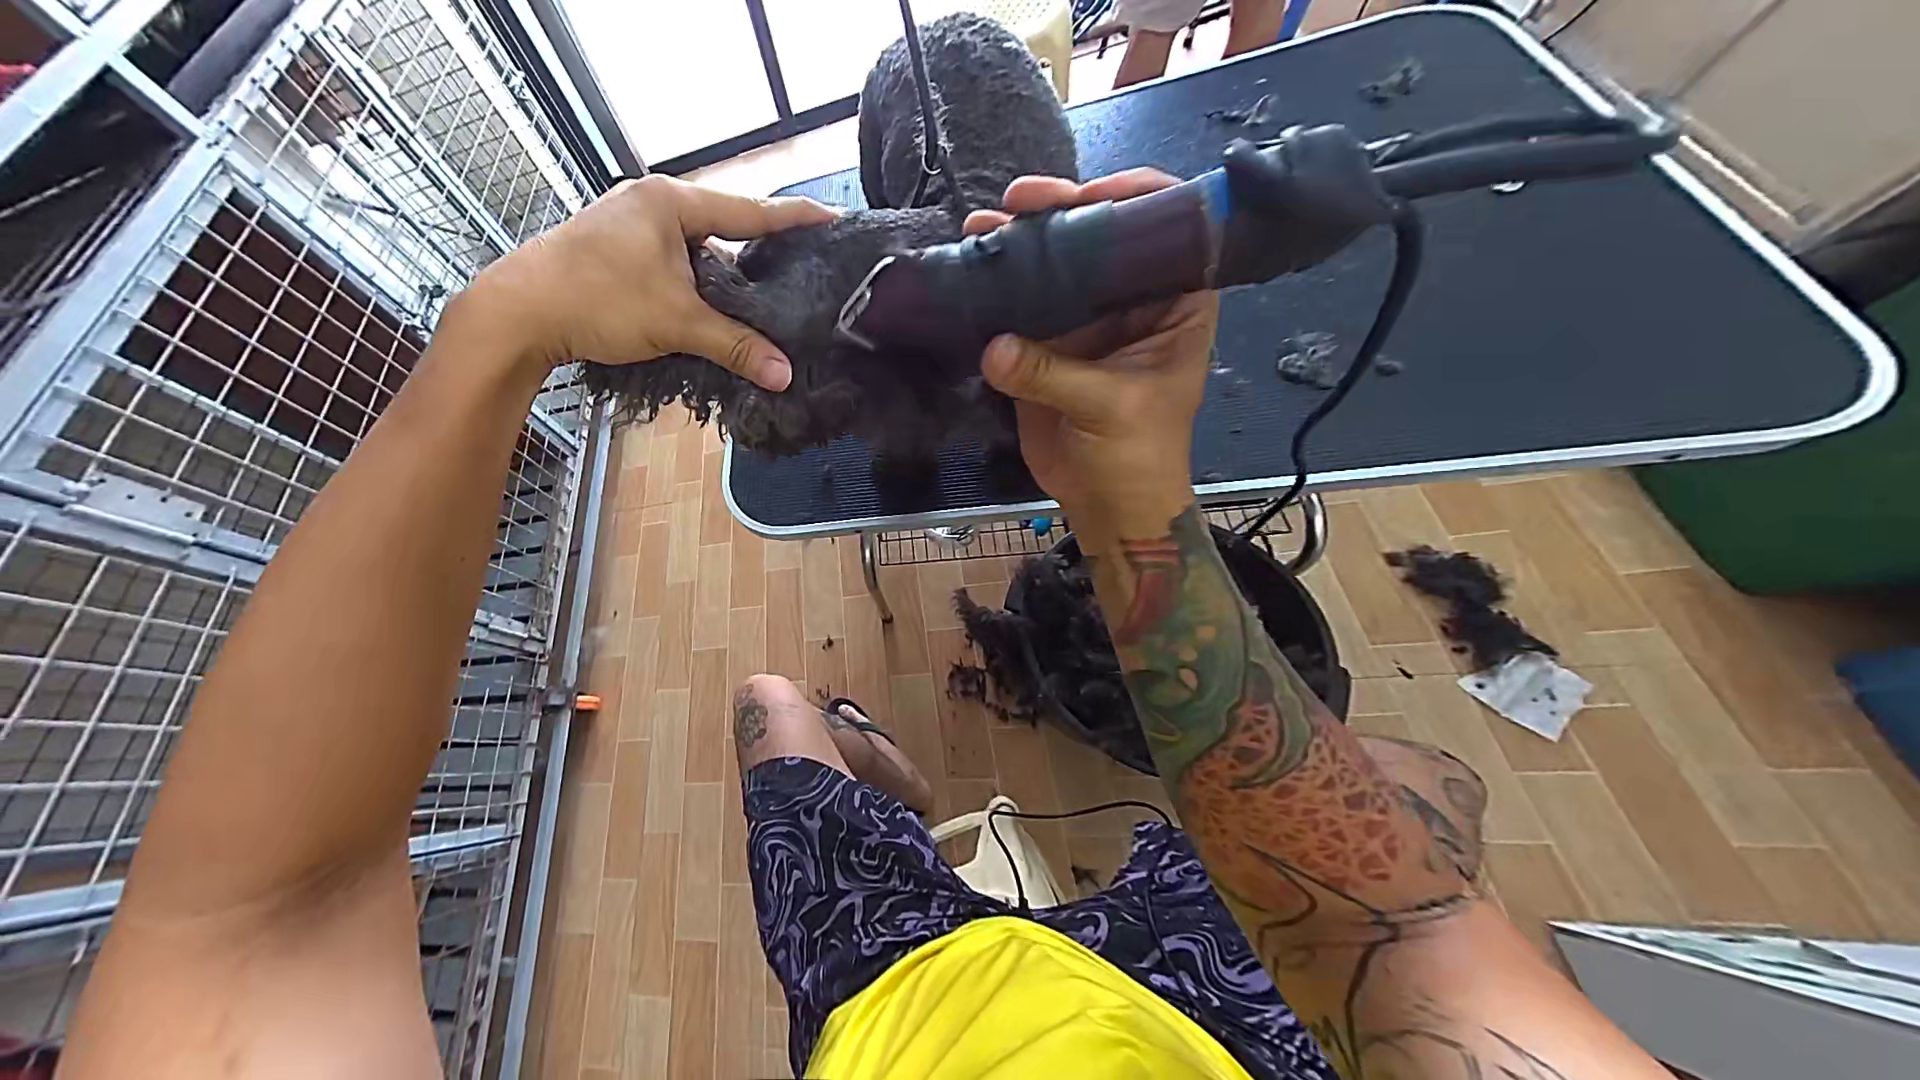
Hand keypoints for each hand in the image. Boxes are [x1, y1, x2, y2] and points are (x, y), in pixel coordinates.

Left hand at [465, 175, 835, 388]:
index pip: (750, 209)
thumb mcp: (677, 322)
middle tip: (801, 265)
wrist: (518, 314)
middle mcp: (653, 204)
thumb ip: (736, 345)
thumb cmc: (596, 299)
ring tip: (762, 297)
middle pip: (726, 226)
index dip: (795, 217)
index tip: (832, 220)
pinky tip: (715, 306)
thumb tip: (785, 375)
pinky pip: (678, 262)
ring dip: (728, 273)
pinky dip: (701, 283)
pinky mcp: (621, 251)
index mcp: (671, 203)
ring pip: (700, 248)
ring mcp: (633, 225)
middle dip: (762, 248)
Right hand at [963, 170, 1218, 539]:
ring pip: (1056, 268)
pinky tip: (969, 269)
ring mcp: (1086, 323)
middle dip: (1060, 211)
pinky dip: (997, 291)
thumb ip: (1053, 374)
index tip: (1086, 195)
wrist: (1106, 505)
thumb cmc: (1137, 457)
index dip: (1133, 198)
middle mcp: (1131, 304)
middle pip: (1100, 238)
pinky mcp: (1048, 347)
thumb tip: (994, 347)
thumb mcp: (1110, 407)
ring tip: (980, 227)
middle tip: (1018, 200)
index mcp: (1174, 305)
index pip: (1167, 230)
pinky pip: (1022, 307)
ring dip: (1020, 245)